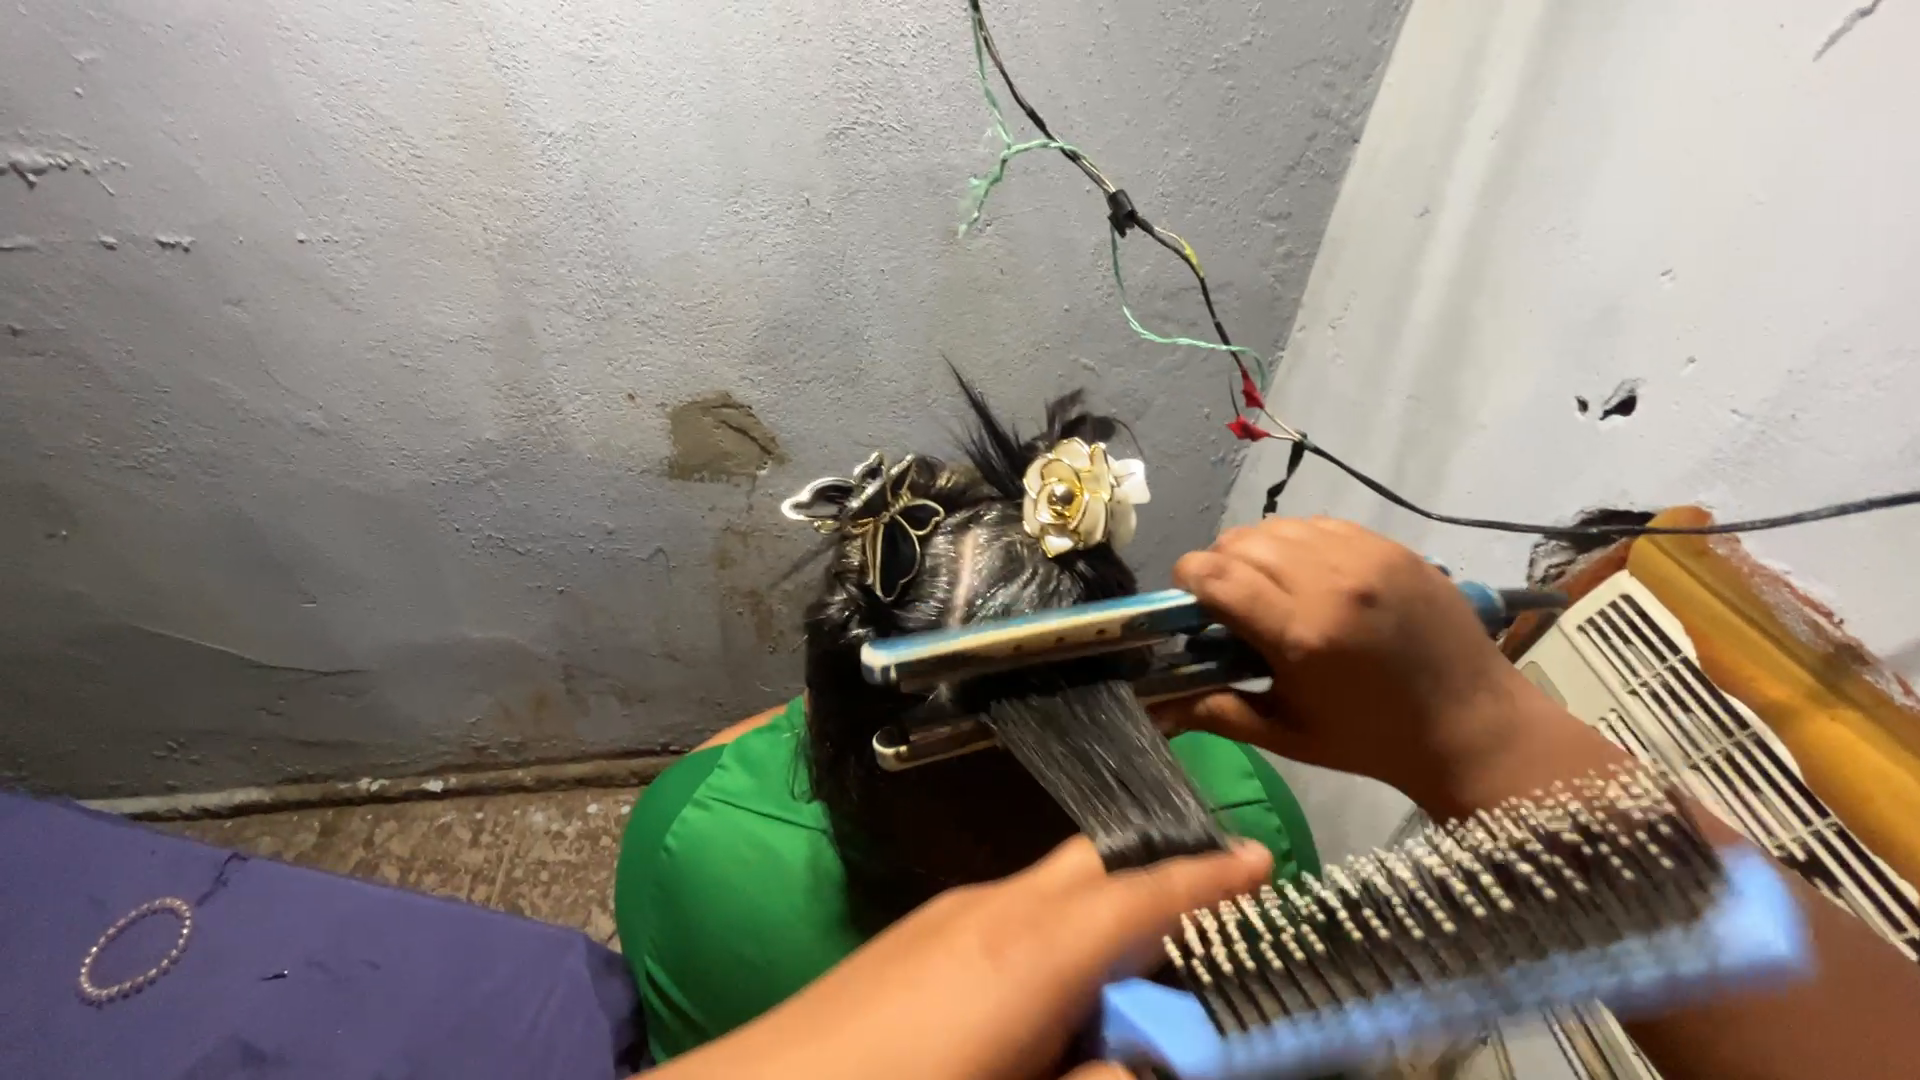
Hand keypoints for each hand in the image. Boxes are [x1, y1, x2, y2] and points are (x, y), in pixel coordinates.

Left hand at [657, 836, 1271, 1079]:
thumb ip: (1096, 1079)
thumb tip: (1145, 1054)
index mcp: (1029, 951)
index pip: (1138, 897)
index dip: (1204, 877)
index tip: (1258, 855)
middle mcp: (991, 907)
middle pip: (1093, 867)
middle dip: (1157, 874)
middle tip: (1215, 894)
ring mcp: (944, 913)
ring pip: (1050, 886)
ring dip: (1103, 906)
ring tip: (1141, 951)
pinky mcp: (913, 934)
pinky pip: (1010, 909)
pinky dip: (1054, 928)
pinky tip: (1049, 980)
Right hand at [1162, 517, 1549, 811]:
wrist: (1474, 725)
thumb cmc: (1369, 739)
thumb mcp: (1285, 735)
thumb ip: (1214, 711)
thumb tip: (1151, 708)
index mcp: (1301, 634)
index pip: (1215, 575)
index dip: (1187, 579)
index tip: (1187, 601)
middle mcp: (1330, 583)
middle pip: (1239, 543)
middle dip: (1218, 567)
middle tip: (1228, 602)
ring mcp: (1366, 557)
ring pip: (1276, 526)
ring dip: (1256, 551)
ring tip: (1268, 586)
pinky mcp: (1391, 546)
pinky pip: (1317, 525)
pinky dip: (1296, 543)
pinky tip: (1308, 575)